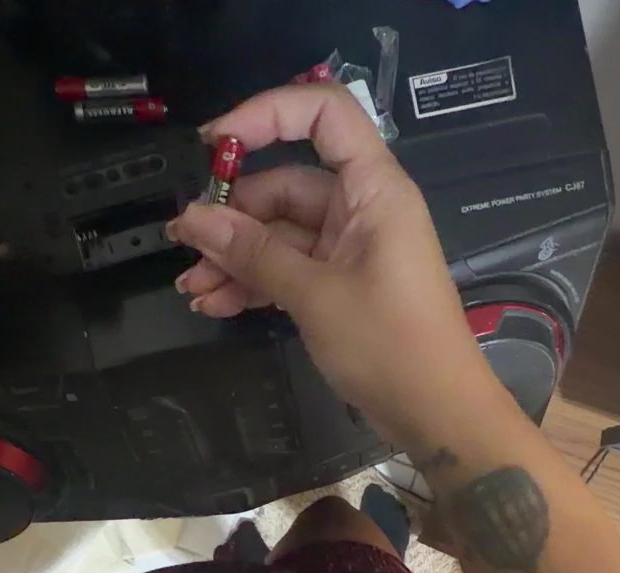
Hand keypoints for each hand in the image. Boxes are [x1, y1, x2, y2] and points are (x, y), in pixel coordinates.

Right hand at [171, 86, 490, 428]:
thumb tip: (193, 219)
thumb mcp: (315, 295)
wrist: (435, 412)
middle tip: (184, 245)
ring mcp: (351, 252)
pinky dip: (257, 285)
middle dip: (233, 216)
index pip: (322, 114)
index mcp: (373, 188)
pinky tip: (216, 304)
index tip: (212, 146)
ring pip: (282, 237)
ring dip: (236, 260)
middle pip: (287, 187)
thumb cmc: (389, 344)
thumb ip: (253, 253)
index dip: (265, 114)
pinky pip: (291, 272)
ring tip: (191, 288)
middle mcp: (362, 210)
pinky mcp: (342, 288)